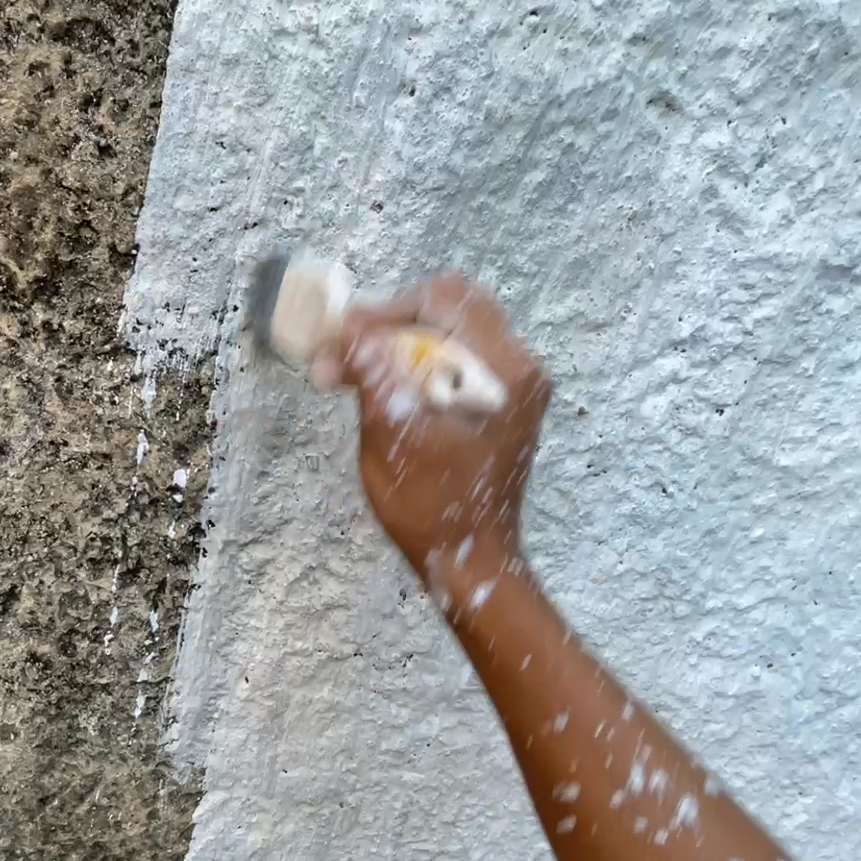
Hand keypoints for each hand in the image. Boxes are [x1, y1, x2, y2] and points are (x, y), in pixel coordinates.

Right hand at [315, 272, 550, 603]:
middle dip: (389, 322)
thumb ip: (375, 374)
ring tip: (349, 372)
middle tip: (344, 351)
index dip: (385, 309)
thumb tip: (350, 325)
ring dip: (396, 343)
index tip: (341, 335)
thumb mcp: (392, 438)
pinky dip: (412, 363)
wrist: (469, 560)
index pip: (443, 300)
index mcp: (504, 370)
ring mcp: (512, 383)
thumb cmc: (431, 507)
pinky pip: (453, 358)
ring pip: (448, 330)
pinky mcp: (499, 401)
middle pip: (449, 307)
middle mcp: (519, 366)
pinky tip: (379, 386)